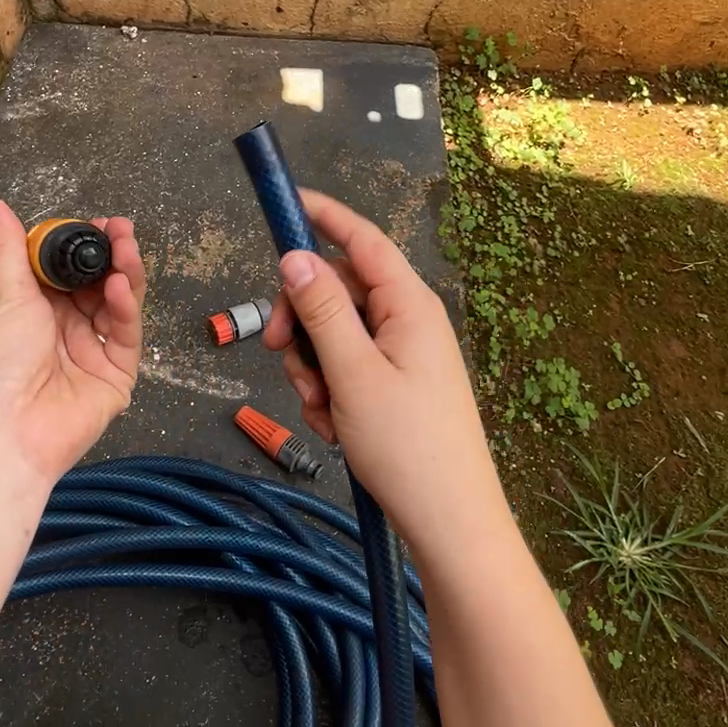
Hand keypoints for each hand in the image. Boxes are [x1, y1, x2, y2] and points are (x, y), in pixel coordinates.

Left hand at [0, 198, 145, 483]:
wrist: (5, 434)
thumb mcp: (7, 299)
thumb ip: (10, 249)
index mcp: (36, 313)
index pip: (69, 272)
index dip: (83, 245)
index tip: (97, 221)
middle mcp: (67, 330)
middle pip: (99, 285)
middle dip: (111, 254)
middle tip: (120, 227)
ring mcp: (94, 353)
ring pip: (118, 305)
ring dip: (124, 273)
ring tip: (126, 245)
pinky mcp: (117, 376)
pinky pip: (125, 334)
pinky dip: (125, 308)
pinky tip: (120, 284)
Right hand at [262, 189, 505, 553]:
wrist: (450, 524)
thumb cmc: (406, 445)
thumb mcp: (353, 374)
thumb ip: (321, 311)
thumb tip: (294, 256)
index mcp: (407, 303)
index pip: (361, 240)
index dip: (323, 216)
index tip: (284, 202)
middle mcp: (406, 319)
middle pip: (337, 290)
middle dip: (302, 321)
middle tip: (277, 354)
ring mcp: (401, 353)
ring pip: (334, 333)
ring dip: (313, 366)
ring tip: (322, 410)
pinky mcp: (394, 384)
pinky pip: (346, 366)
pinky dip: (329, 389)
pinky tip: (334, 425)